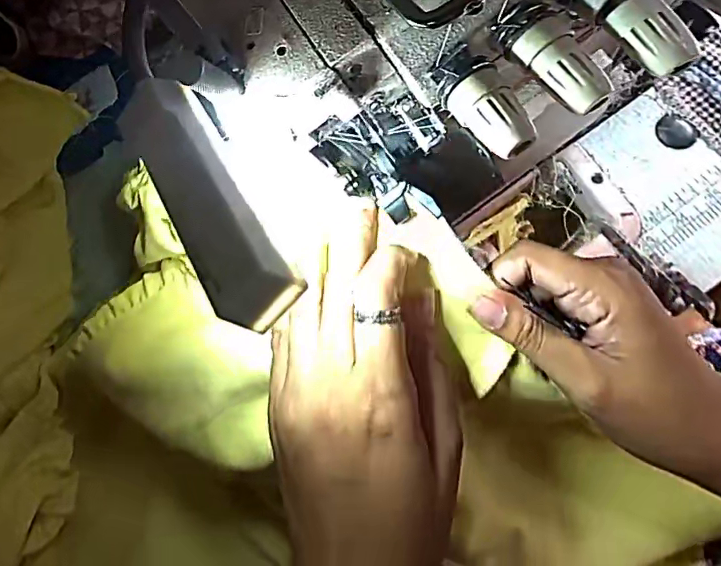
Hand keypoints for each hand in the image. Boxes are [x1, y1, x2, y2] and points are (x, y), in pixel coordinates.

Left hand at [270, 207, 462, 565]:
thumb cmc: (413, 513)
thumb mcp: (444, 440)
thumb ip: (432, 361)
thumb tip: (423, 299)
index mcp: (378, 394)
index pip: (376, 296)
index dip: (390, 261)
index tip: (405, 251)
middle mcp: (328, 383)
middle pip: (334, 289)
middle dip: (349, 241)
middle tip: (361, 207)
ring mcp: (293, 391)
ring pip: (301, 305)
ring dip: (319, 263)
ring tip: (334, 231)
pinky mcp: (276, 403)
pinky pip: (283, 334)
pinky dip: (299, 300)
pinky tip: (310, 281)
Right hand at [467, 240, 720, 481]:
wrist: (714, 429)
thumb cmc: (656, 413)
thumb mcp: (585, 380)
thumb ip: (531, 337)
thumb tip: (479, 301)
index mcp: (601, 281)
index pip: (527, 256)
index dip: (501, 284)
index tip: (498, 327)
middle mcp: (604, 268)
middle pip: (536, 267)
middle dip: (519, 304)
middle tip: (531, 352)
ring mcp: (611, 280)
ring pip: (547, 281)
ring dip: (537, 316)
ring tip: (556, 357)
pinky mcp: (612, 295)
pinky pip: (565, 294)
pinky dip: (556, 320)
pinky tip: (571, 352)